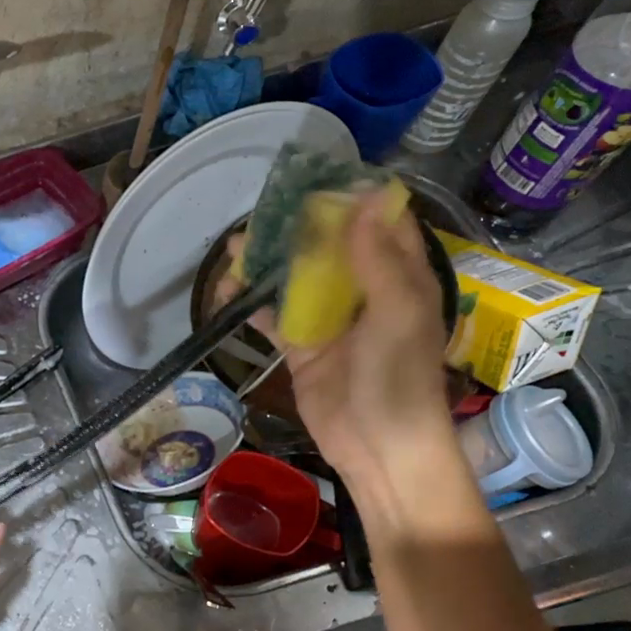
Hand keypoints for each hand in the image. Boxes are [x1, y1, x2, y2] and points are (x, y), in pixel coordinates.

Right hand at [256, 195, 454, 488]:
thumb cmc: (398, 379)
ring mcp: (331, 322)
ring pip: (296, 281)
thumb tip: (364, 200)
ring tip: (233, 253)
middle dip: (295, 231)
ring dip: (267, 266)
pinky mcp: (303, 350)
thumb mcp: (397, 314)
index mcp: (401, 279)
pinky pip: (275, 319)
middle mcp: (365, 293)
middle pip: (328, 250)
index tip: (314, 183)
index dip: (352, 201)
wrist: (379, 447)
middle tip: (260, 217)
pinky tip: (229, 293)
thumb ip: (378, 260)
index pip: (380, 225)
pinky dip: (253, 306)